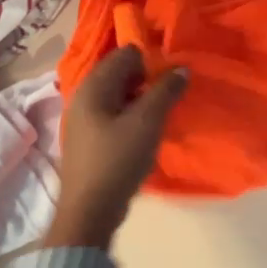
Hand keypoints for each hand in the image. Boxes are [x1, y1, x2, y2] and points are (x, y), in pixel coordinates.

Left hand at [45, 46, 188, 248]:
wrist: (88, 213)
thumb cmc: (117, 160)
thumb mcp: (148, 121)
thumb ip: (166, 90)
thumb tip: (182, 68)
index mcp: (94, 87)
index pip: (125, 53)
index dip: (151, 60)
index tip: (170, 77)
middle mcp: (84, 97)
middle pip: (121, 72)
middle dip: (147, 78)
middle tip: (170, 94)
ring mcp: (84, 119)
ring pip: (119, 94)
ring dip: (141, 98)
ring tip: (162, 111)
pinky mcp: (89, 139)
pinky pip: (114, 113)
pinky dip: (132, 114)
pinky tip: (146, 130)